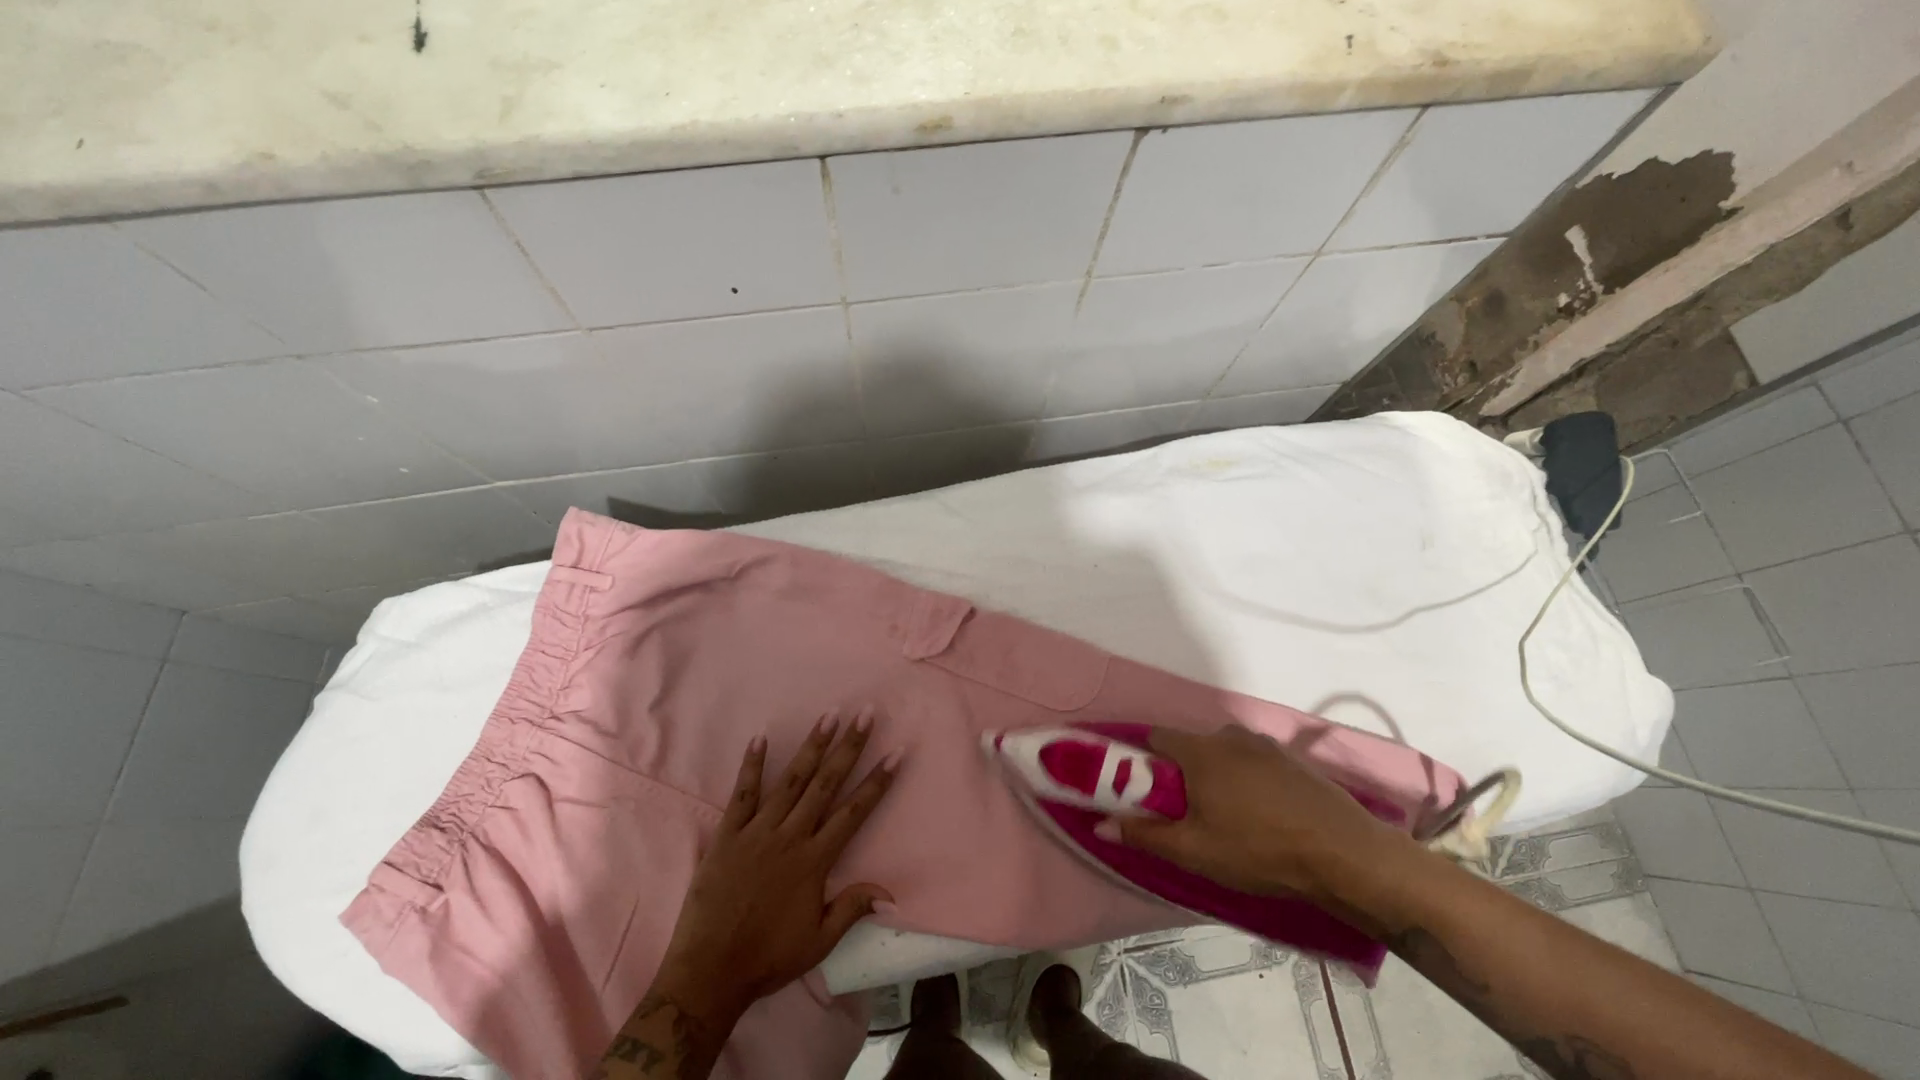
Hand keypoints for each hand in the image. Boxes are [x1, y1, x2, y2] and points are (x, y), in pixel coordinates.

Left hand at [652, 713, 898, 1026]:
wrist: (710, 970)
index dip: (877, 782)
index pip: (854, 812)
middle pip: (826, 784)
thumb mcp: (819, 941)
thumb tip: (890, 893)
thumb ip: (852, 909)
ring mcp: (757, 832)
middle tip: (865, 714)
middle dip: (848, 747)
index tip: (896, 753)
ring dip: (811, 746)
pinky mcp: (727, 835)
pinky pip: (742, 794)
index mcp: (815, 861)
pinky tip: (760, 738)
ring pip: (790, 781)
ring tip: (828, 716)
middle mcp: (790, 837)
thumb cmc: (769, 958)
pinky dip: (751, 765)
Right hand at [1105, 725, 1417, 906]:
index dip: (1141, 759)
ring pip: (1226, 755)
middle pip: (1191, 746)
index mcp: (1201, 752)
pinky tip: (1260, 815)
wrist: (1345, 854)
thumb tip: (1100, 825)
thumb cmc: (1258, 850)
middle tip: (1184, 812)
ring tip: (1226, 817)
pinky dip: (1247, 781)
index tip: (1139, 788)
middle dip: (1181, 773)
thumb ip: (1145, 834)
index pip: (1156, 737)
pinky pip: (1255, 763)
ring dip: (1217, 776)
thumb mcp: (1194, 851)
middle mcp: (1231, 737)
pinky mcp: (1296, 761)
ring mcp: (1268, 746)